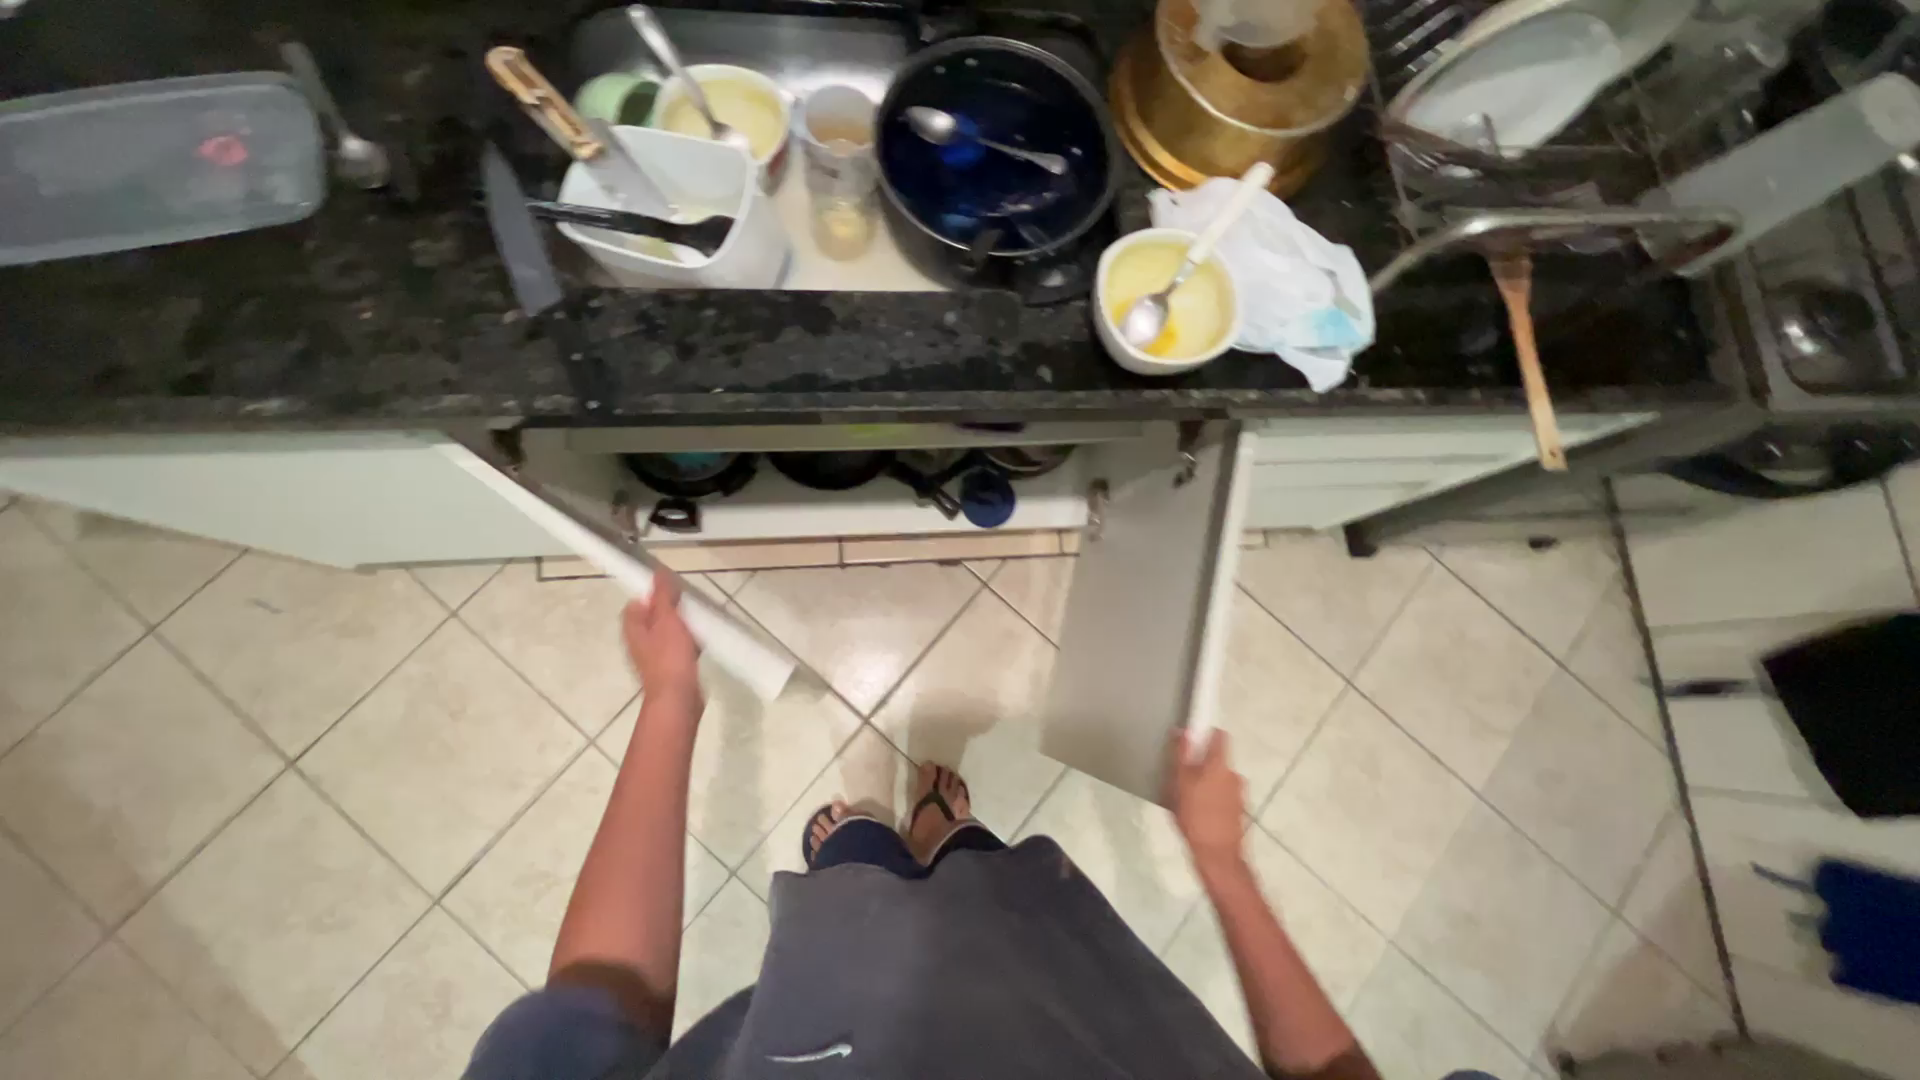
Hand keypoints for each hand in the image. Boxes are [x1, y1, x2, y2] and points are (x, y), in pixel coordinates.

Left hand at [622, 574, 700, 697]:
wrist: (677, 698)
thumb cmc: (670, 657)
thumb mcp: (668, 620)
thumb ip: (663, 596)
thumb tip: (658, 573)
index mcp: (633, 629)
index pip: (635, 604)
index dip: (650, 594)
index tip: (669, 589)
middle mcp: (639, 643)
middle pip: (651, 619)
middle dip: (668, 609)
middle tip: (686, 602)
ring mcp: (654, 658)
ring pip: (665, 634)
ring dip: (680, 626)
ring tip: (697, 619)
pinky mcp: (669, 669)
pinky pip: (677, 649)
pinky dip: (687, 642)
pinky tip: (701, 642)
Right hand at [1169, 729, 1245, 872]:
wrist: (1218, 857)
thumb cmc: (1195, 816)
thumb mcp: (1179, 783)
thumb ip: (1181, 755)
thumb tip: (1183, 731)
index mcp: (1220, 764)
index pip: (1219, 735)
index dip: (1205, 732)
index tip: (1190, 738)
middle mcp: (1234, 775)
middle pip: (1217, 758)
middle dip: (1200, 763)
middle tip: (1180, 774)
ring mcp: (1239, 795)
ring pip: (1219, 779)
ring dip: (1205, 782)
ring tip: (1186, 797)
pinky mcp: (1238, 812)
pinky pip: (1222, 796)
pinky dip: (1211, 798)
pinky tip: (1196, 812)